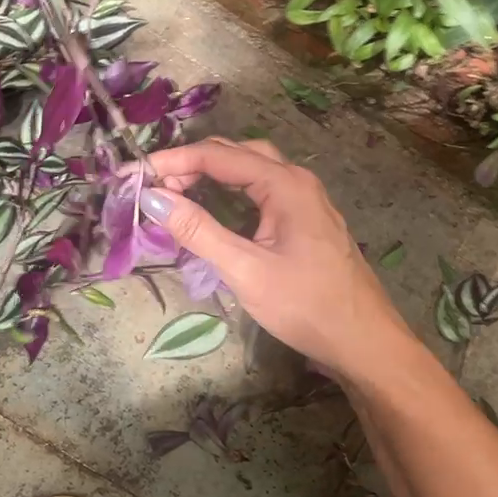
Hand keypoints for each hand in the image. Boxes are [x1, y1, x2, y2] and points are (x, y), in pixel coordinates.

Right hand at [137, 137, 418, 378]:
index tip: (132, 176)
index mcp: (284, 185)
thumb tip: (151, 198)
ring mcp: (302, 199)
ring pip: (246, 169)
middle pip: (233, 153)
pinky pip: (256, 188)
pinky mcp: (302, 219)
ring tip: (173, 192)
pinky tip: (208, 208)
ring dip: (207, 173)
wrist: (364, 343)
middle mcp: (295, 182)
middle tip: (151, 186)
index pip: (216, 156)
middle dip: (188, 163)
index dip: (170, 161)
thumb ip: (197, 230)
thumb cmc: (306, 306)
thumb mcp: (244, 270)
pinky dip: (225, 189)